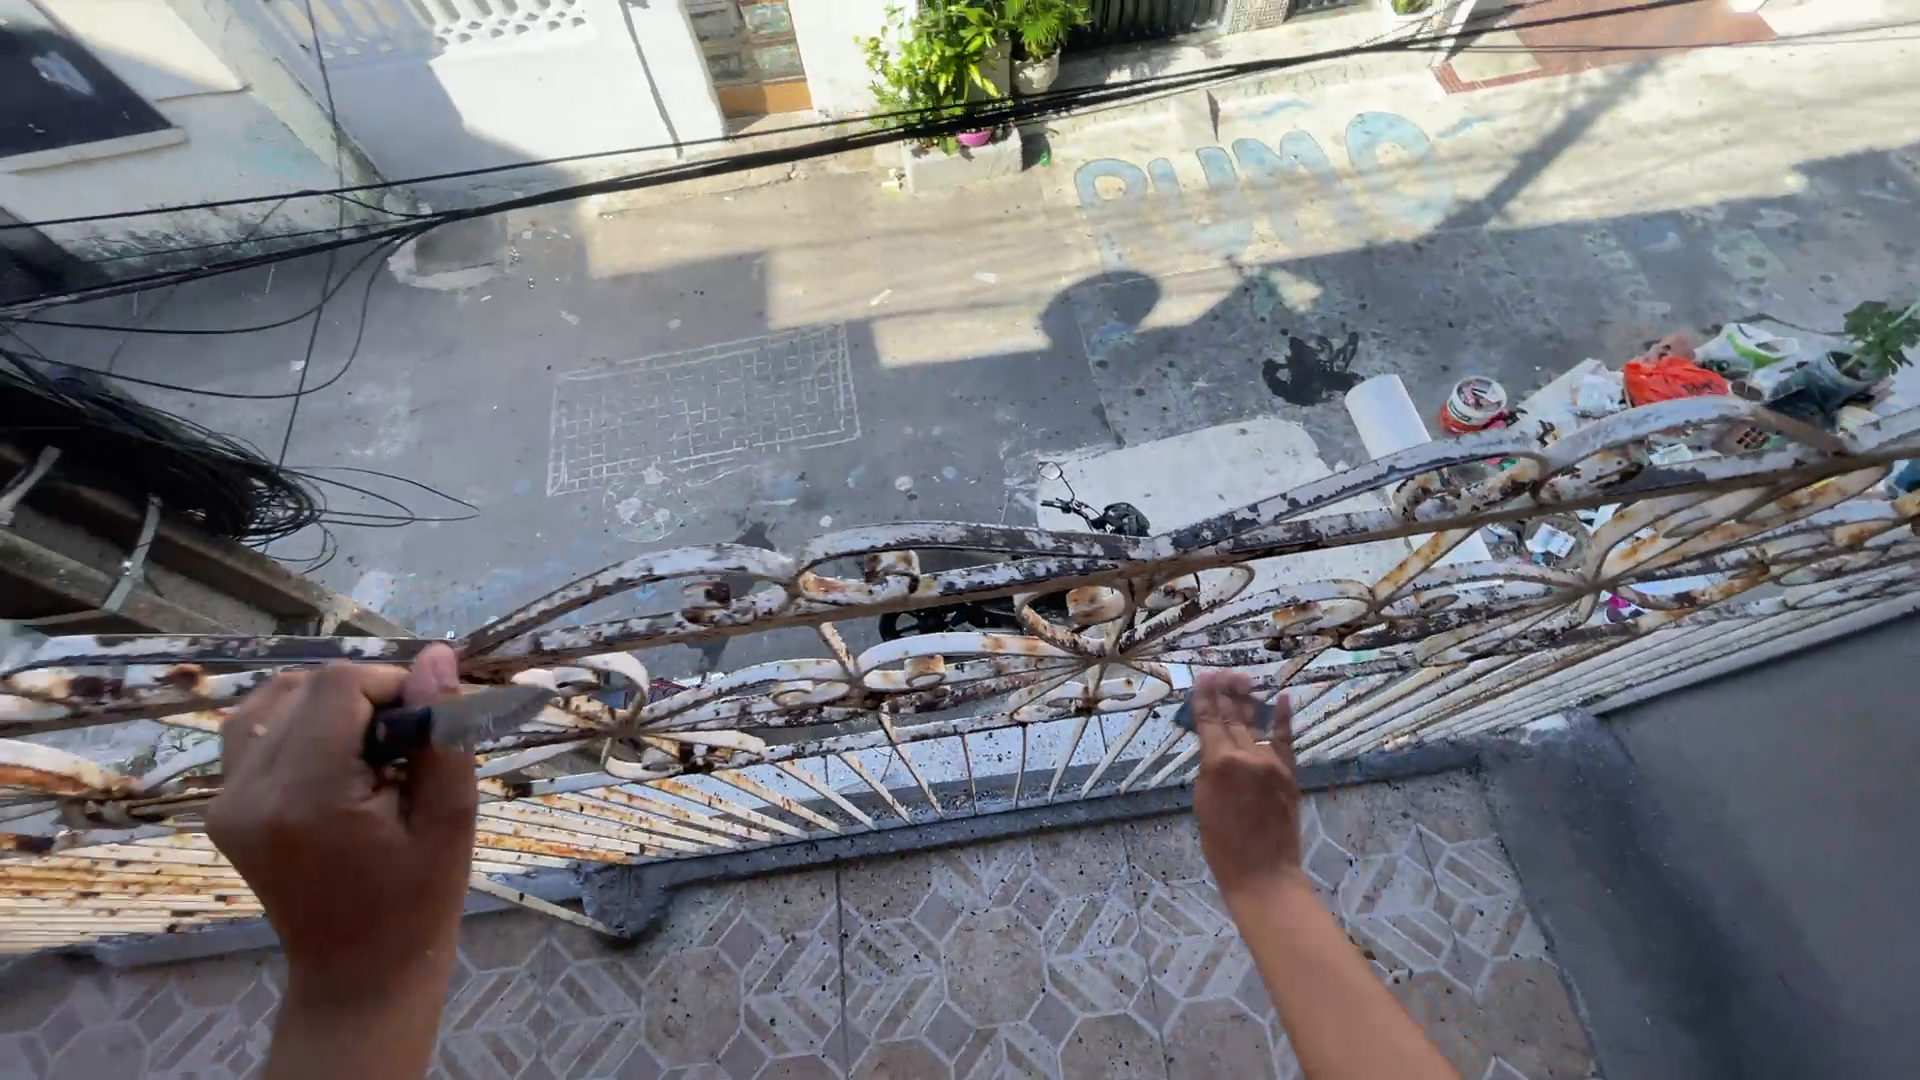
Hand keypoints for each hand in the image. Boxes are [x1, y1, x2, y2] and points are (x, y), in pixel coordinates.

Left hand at [208, 644, 475, 1005]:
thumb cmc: (422, 890)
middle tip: (411, 738)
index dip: (396, 683)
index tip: (431, 719)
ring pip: (273, 701)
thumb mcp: (452, 810)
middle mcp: (250, 793)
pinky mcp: (224, 808)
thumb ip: (443, 730)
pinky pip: (254, 731)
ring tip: (376, 741)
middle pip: (306, 687)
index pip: (339, 686)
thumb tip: (436, 654)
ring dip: (332, 701)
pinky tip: (340, 750)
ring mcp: (227, 802)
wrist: (361, 963)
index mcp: (308, 796)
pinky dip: (301, 720)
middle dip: (370, 693)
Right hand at [1190, 671, 1307, 908]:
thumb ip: (1209, 769)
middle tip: (1220, 671)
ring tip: (1242, 677)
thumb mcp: (1202, 800)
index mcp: (1218, 763)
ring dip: (1248, 699)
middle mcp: (1245, 755)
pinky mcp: (1289, 773)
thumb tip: (1215, 748)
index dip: (1204, 699)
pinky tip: (1283, 697)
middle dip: (1224, 693)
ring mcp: (1271, 762)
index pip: (1208, 722)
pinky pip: (1286, 740)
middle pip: (1231, 717)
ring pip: (1255, 723)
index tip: (1202, 678)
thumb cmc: (1221, 843)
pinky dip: (1285, 718)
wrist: (1263, 872)